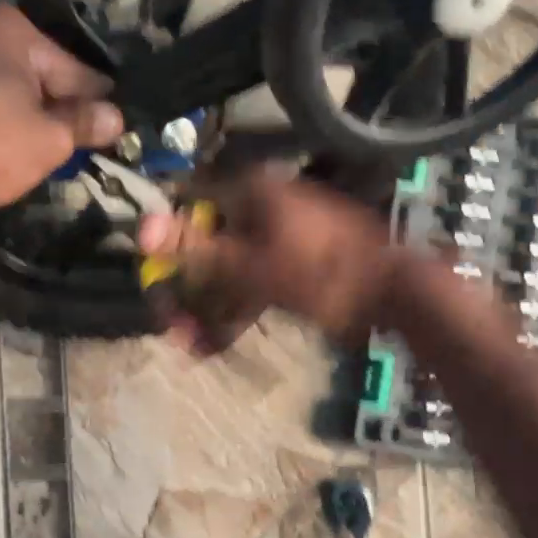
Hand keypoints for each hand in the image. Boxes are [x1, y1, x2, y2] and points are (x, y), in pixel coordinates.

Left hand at [0, 6, 123, 215]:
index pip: (72, 68)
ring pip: (5, 86)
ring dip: (24, 114)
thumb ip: (84, 123)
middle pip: (36, 73)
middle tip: (77, 142)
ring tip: (42, 149)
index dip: (95, 101)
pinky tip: (2, 145)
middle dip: (55, 106)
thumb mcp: (48, 140)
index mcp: (10, 27)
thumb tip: (115, 117)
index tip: (114, 121)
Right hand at [139, 167, 401, 351]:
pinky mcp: (295, 264)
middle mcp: (263, 206)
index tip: (151, 276)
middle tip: (169, 323)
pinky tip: (213, 346)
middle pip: (207, 245)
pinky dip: (235, 312)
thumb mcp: (247, 264)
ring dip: (206, 309)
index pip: (189, 205)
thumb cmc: (319, 271)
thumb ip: (191, 248)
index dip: (165, 240)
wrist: (397, 294)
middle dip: (185, 290)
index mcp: (252, 190)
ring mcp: (281, 236)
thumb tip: (140, 228)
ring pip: (229, 270)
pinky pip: (253, 285)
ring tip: (188, 345)